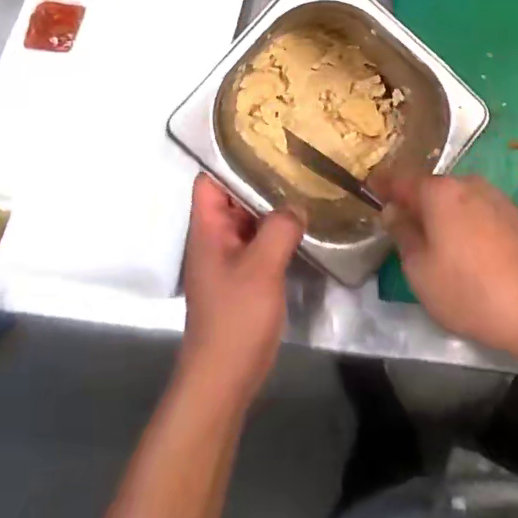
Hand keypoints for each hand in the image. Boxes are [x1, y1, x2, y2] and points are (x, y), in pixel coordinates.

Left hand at [178, 174, 303, 404]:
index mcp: (207, 229)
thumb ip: (280, 228)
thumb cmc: (235, 318)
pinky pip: (262, 242)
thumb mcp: (261, 267)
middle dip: (262, 177)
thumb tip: (298, 204)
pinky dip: (280, 230)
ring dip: (275, 205)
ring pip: (251, 219)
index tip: (266, 140)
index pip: (211, 180)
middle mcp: (216, 238)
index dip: (231, 157)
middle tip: (301, 157)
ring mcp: (231, 258)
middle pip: (234, 196)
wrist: (224, 377)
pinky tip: (308, 224)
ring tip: (310, 182)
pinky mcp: (247, 276)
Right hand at [378, 174, 517, 387]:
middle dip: (412, 201)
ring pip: (454, 198)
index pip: (400, 177)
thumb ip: (402, 233)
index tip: (367, 189)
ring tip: (428, 241)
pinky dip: (461, 222)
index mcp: (440, 191)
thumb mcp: (421, 271)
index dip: (381, 183)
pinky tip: (461, 248)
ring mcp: (495, 196)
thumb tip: (394, 209)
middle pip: (430, 186)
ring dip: (438, 213)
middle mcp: (468, 183)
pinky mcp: (514, 214)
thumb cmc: (471, 292)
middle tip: (396, 225)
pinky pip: (475, 210)